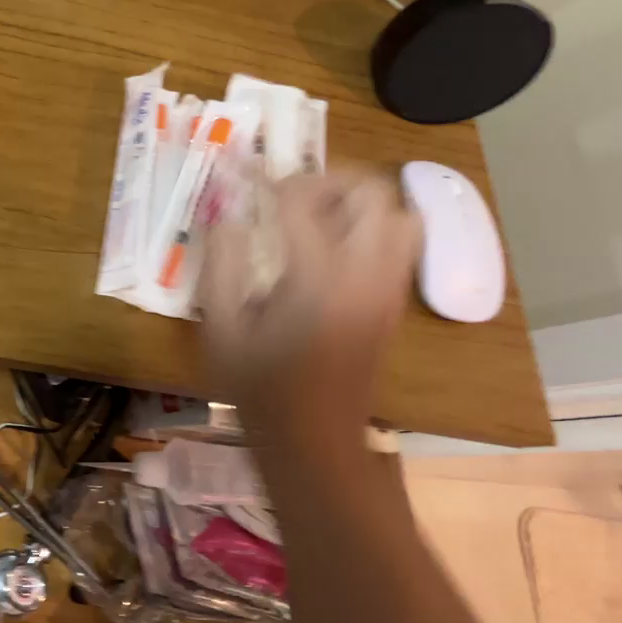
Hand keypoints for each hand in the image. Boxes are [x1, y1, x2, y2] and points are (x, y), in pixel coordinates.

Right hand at [198, 168, 419, 452]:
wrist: (315, 442)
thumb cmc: (258, 387)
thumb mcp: (220, 326)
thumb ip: (221, 262)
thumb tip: (225, 214)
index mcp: (317, 280)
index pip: (303, 201)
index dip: (270, 180)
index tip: (244, 180)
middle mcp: (365, 276)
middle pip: (373, 195)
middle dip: (329, 181)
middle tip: (290, 195)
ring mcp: (389, 290)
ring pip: (401, 215)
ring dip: (359, 204)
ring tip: (316, 217)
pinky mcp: (394, 304)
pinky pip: (400, 245)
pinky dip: (371, 228)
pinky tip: (329, 248)